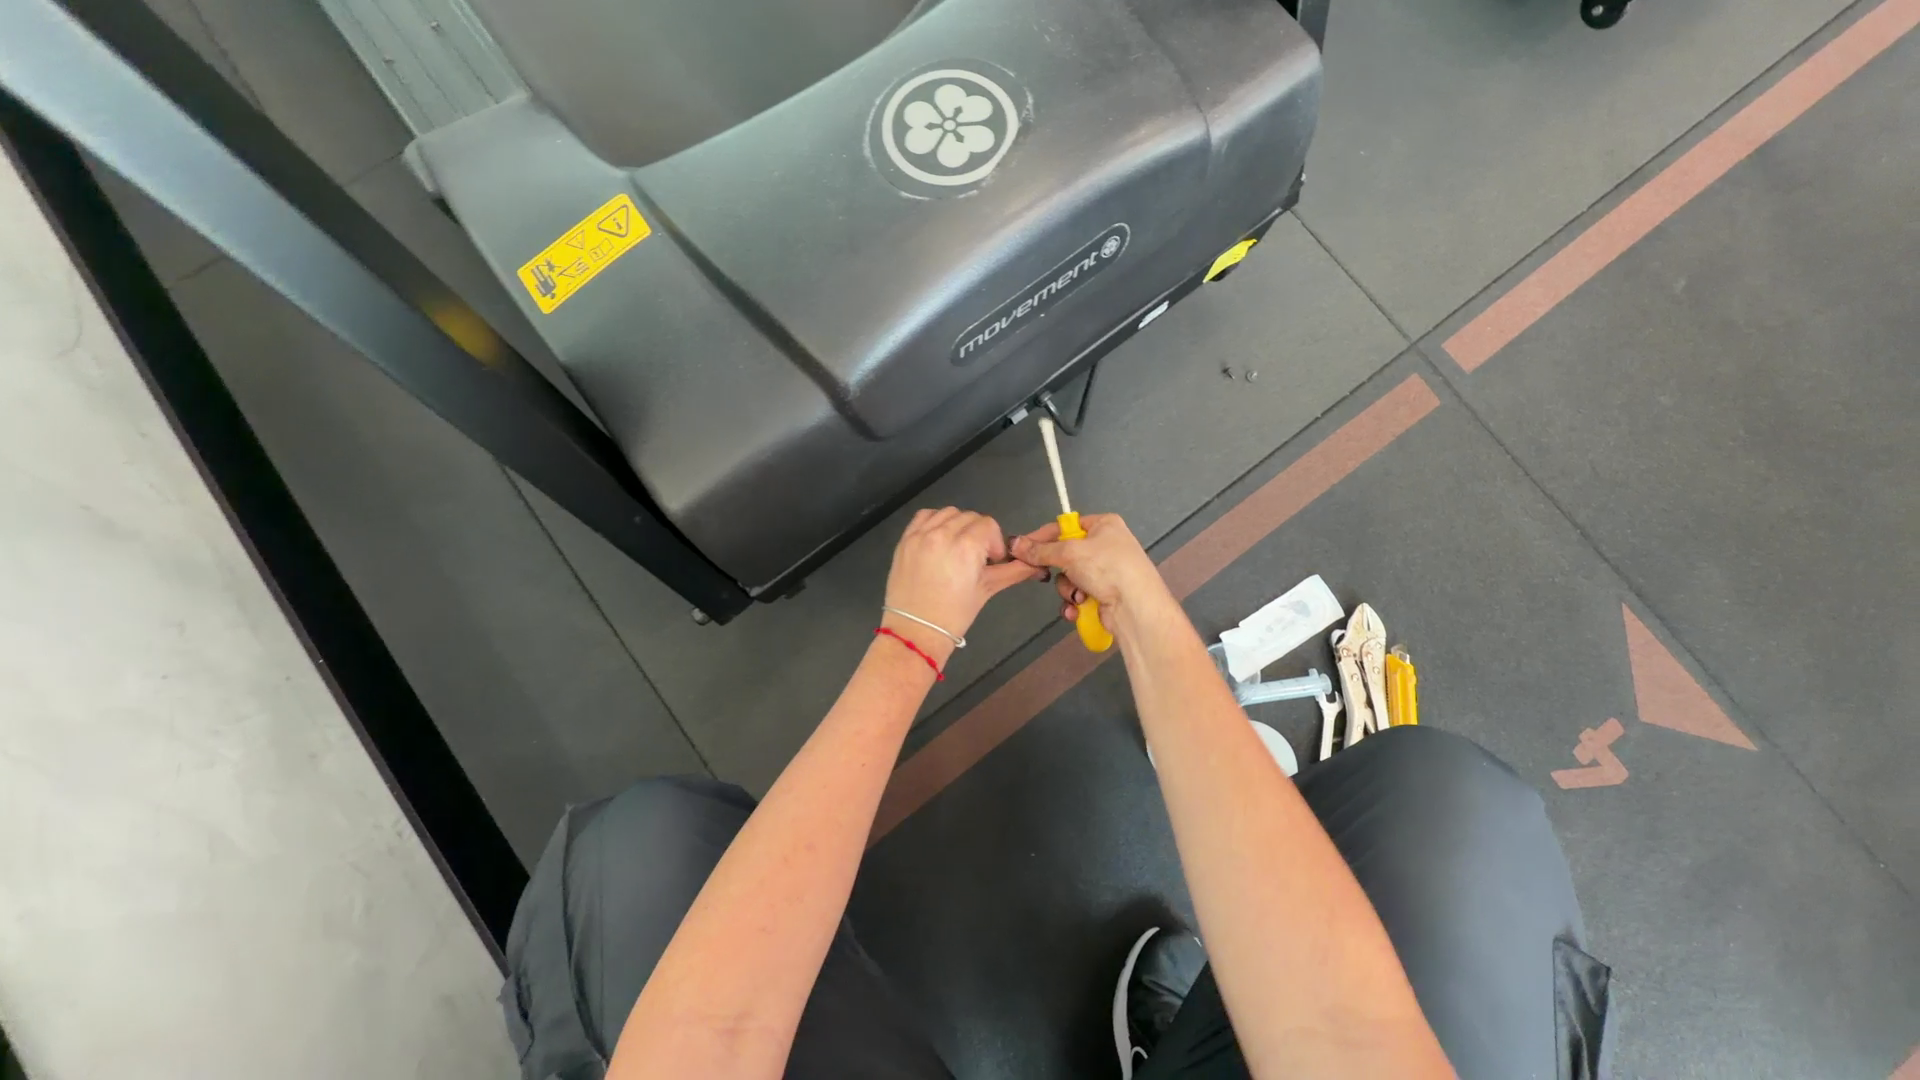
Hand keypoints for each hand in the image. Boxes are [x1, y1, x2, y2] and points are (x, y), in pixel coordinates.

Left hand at [882, 508, 1045, 664]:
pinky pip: (925, 516)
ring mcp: (921, 535)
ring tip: (957, 549)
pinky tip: (940, 539)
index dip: (994, 542)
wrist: (915, 630)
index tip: (991, 561)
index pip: (989, 525)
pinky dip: (936, 522)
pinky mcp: (905, 539)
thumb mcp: (987, 590)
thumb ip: (1013, 571)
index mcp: (966, 547)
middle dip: (978, 534)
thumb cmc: (954, 615)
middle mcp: (942, 534)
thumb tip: (1037, 565)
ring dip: (958, 525)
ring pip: (948, 513)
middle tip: (975, 559)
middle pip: (970, 517)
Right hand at [1010, 513, 1170, 635]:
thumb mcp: (1070, 553)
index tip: (1021, 548)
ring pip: (1069, 577)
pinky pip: (1078, 594)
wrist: (1136, 607)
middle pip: (1065, 554)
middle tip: (1045, 574)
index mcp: (1104, 525)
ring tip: (1078, 595)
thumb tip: (1015, 544)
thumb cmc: (1108, 568)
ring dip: (1068, 589)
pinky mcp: (1104, 593)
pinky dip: (1075, 602)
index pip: (1065, 526)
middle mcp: (1106, 545)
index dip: (1042, 537)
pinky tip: (1078, 608)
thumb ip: (1040, 550)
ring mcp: (1106, 571)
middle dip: (1058, 570)